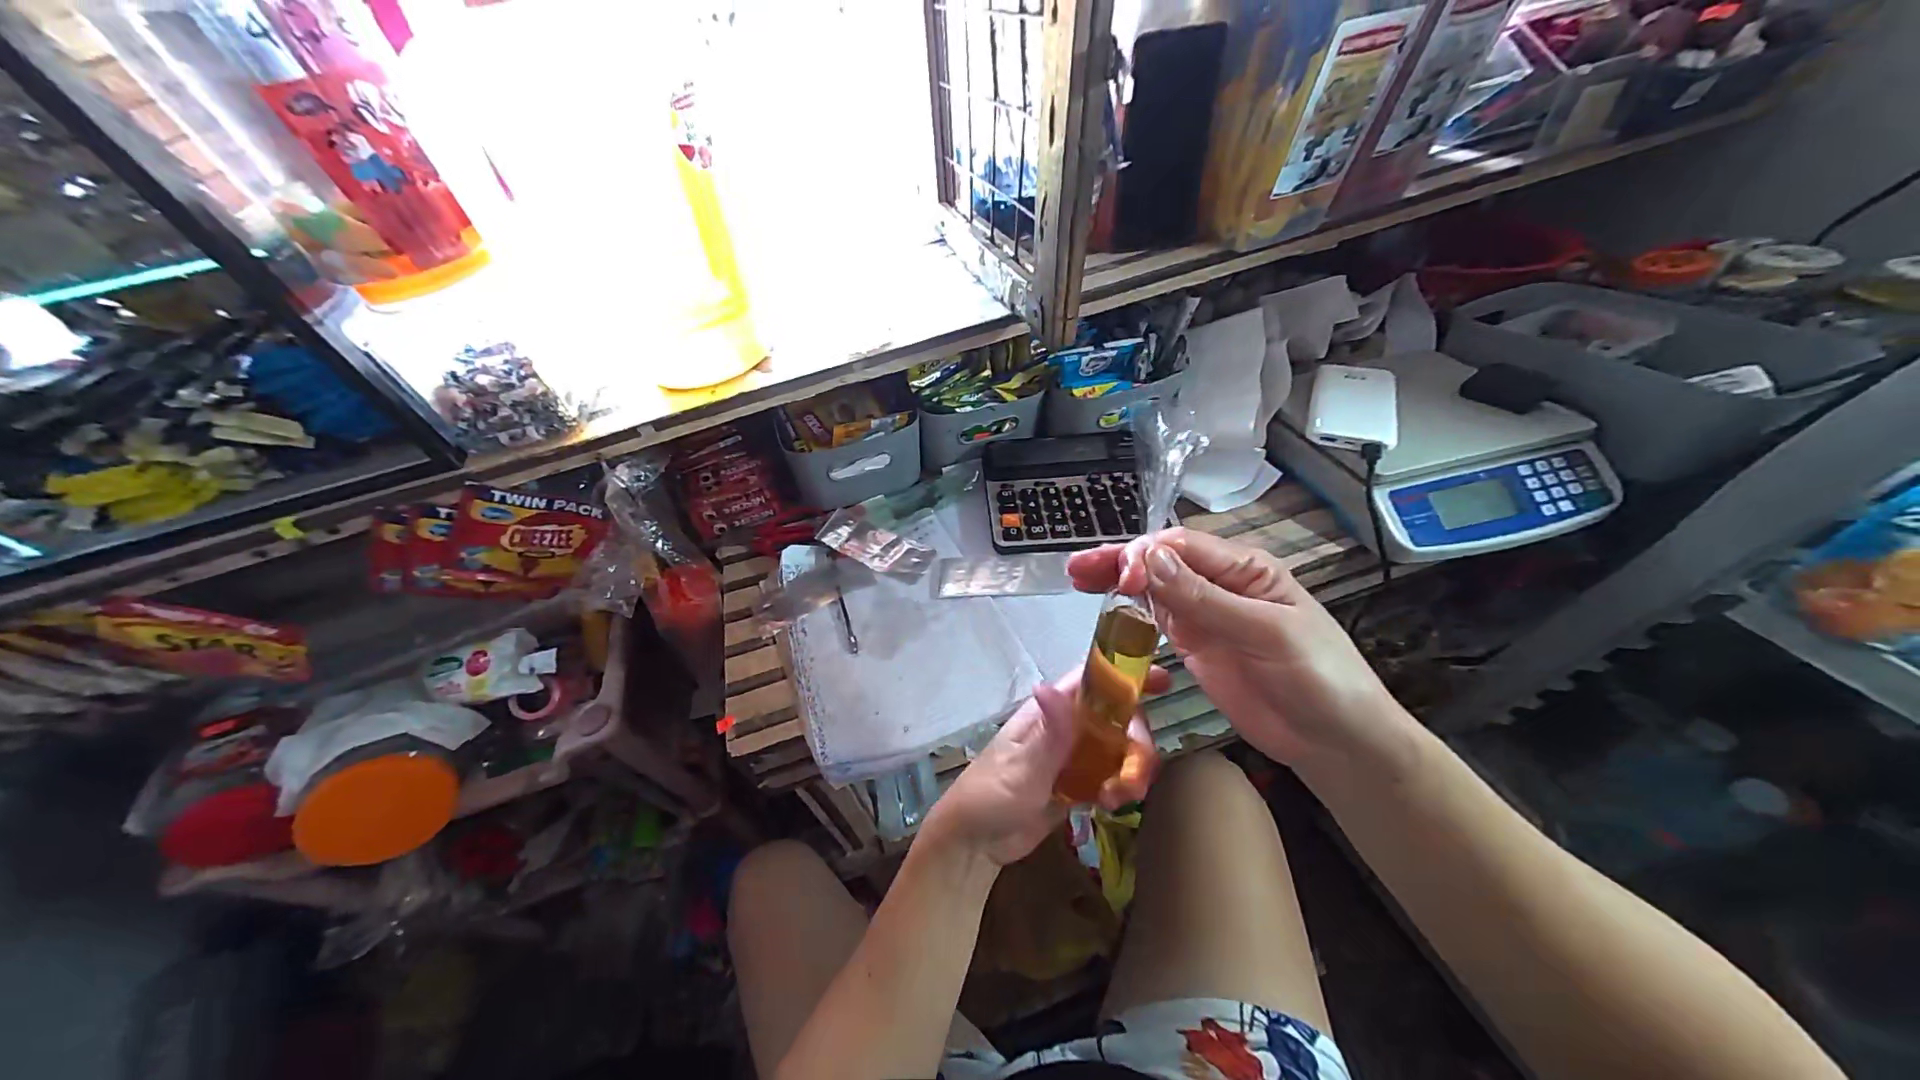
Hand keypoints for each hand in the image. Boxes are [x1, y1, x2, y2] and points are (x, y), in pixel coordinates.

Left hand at [922, 667, 1165, 866]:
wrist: (975, 844)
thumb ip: (1048, 733)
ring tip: (1123, 797)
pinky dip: (1120, 788)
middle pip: (1117, 717)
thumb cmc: (990, 796)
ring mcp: (1072, 755)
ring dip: (1132, 769)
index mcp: (1048, 711)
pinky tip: (1110, 805)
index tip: (1166, 683)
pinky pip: (1111, 776)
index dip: (1127, 677)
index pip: (1092, 681)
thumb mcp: (1021, 767)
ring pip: (1118, 748)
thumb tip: (1050, 686)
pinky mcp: (1077, 784)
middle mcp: (1064, 726)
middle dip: (1136, 741)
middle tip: (1139, 774)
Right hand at [1066, 528, 1402, 768]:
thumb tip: (1150, 560)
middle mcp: (1219, 584)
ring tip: (1079, 582)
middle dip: (1120, 562)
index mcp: (1244, 568)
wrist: (1336, 740)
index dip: (1147, 556)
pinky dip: (1129, 615)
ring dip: (1117, 584)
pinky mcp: (1194, 646)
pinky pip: (1156, 622)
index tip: (1122, 578)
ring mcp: (1205, 616)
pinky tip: (1107, 613)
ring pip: (1153, 590)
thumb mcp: (1267, 632)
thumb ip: (1206, 598)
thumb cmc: (1319, 677)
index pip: (1183, 547)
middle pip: (1161, 563)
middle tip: (1077, 570)